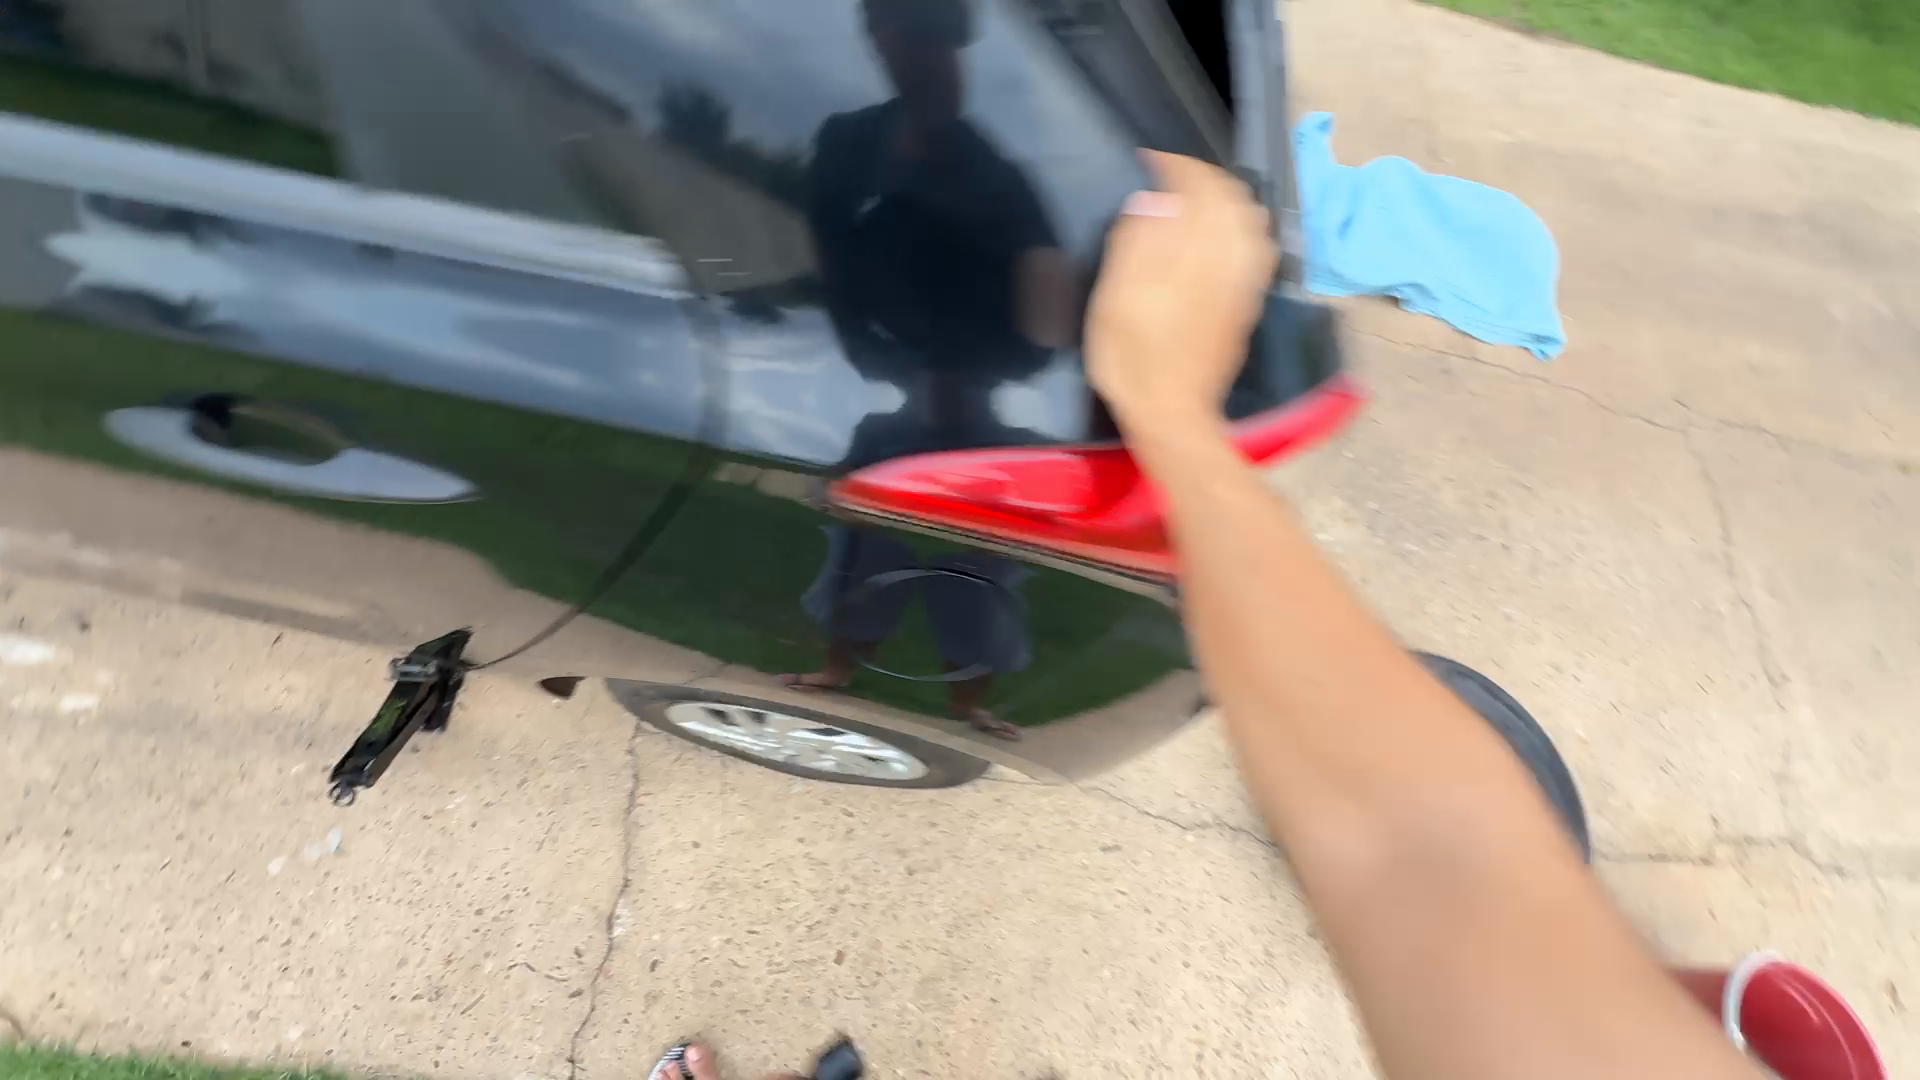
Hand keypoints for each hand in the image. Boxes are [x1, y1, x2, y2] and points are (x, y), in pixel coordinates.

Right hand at [1085, 151, 1276, 438]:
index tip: (1150, 161)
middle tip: (1171, 178)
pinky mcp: (1245, 306)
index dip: (1174, 166)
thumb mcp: (1116, 303)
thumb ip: (1136, 244)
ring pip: (1249, 223)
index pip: (1198, 186)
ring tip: (1195, 203)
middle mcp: (1229, 260)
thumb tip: (1153, 200)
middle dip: (1204, 178)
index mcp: (1195, 253)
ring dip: (1226, 202)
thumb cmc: (1133, 362)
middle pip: (1232, 198)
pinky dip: (1238, 231)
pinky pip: (1254, 252)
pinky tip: (1219, 241)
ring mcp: (1243, 285)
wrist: (1173, 415)